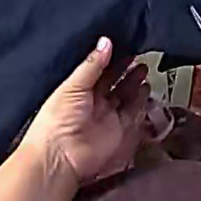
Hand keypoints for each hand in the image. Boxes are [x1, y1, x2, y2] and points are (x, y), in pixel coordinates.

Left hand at [21, 37, 149, 193]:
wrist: (61, 158)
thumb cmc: (56, 123)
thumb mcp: (73, 85)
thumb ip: (92, 64)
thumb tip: (105, 42)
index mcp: (76, 89)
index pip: (96, 69)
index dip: (109, 57)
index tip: (121, 43)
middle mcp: (91, 101)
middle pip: (112, 80)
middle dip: (124, 67)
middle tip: (136, 53)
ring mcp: (106, 115)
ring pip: (124, 94)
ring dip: (134, 81)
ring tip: (144, 67)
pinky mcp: (118, 129)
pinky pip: (133, 111)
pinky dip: (140, 99)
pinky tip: (145, 86)